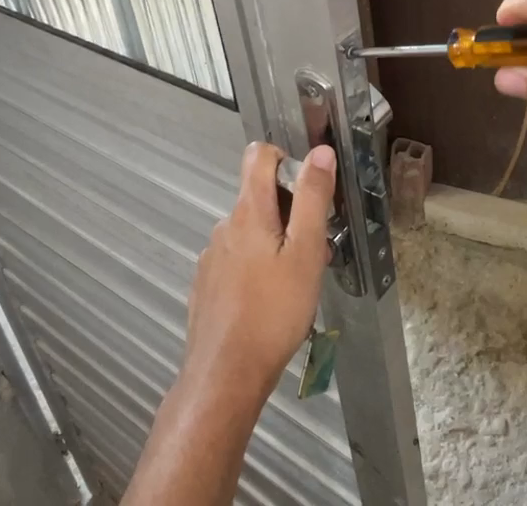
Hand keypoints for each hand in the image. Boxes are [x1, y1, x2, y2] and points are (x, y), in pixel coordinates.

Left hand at [180, 141, 335, 404]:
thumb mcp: (305, 253)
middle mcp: (224, 226)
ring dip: (276, 244)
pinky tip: (270, 303)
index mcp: (248, 212)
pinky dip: (257, 268)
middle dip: (290, 214)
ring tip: (297, 284)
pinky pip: (236, 261)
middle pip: (259, 198)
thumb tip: (320, 152)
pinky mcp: (207, 285)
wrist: (225, 374)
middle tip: (315, 252)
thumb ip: (312, 199)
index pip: (259, 156)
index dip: (286, 158)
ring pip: (250, 233)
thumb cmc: (274, 312)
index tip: (309, 188)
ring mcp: (211, 257)